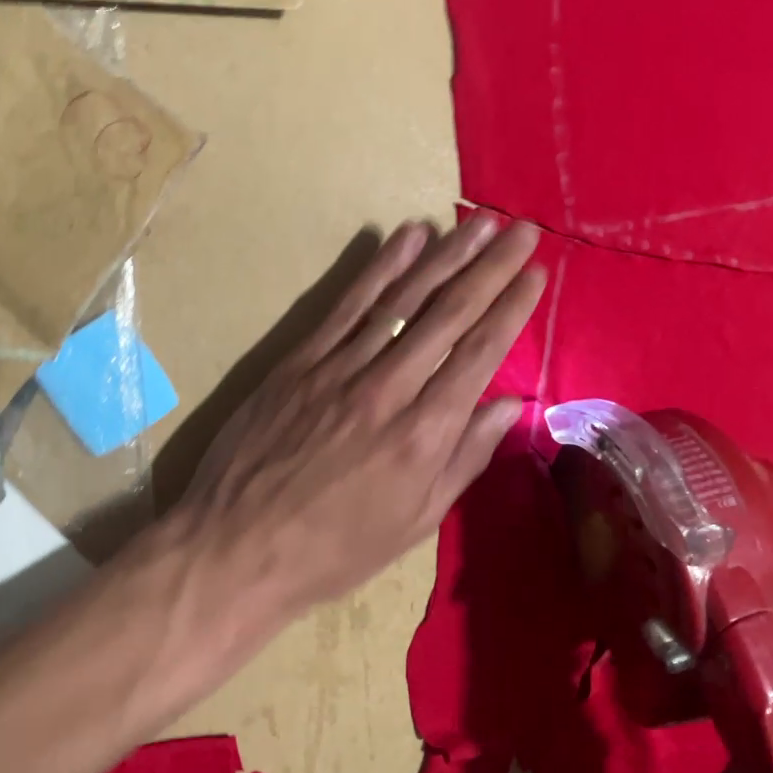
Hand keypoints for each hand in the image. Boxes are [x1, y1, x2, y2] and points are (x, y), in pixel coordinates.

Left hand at [169, 214, 544, 616]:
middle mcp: (388, 389)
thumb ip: (465, 458)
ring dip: (446, 255)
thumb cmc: (335, 549)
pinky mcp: (299, 360)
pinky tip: (407, 237)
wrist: (236, 547)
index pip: (479, 354)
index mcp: (424, 435)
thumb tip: (510, 404)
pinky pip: (348, 304)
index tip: (535, 273)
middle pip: (449, 315)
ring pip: (403, 299)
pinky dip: (380, 268)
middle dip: (491, 267)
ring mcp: (339, 368)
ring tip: (479, 223)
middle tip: (522, 230)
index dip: (512, 308)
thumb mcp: (415, 522)